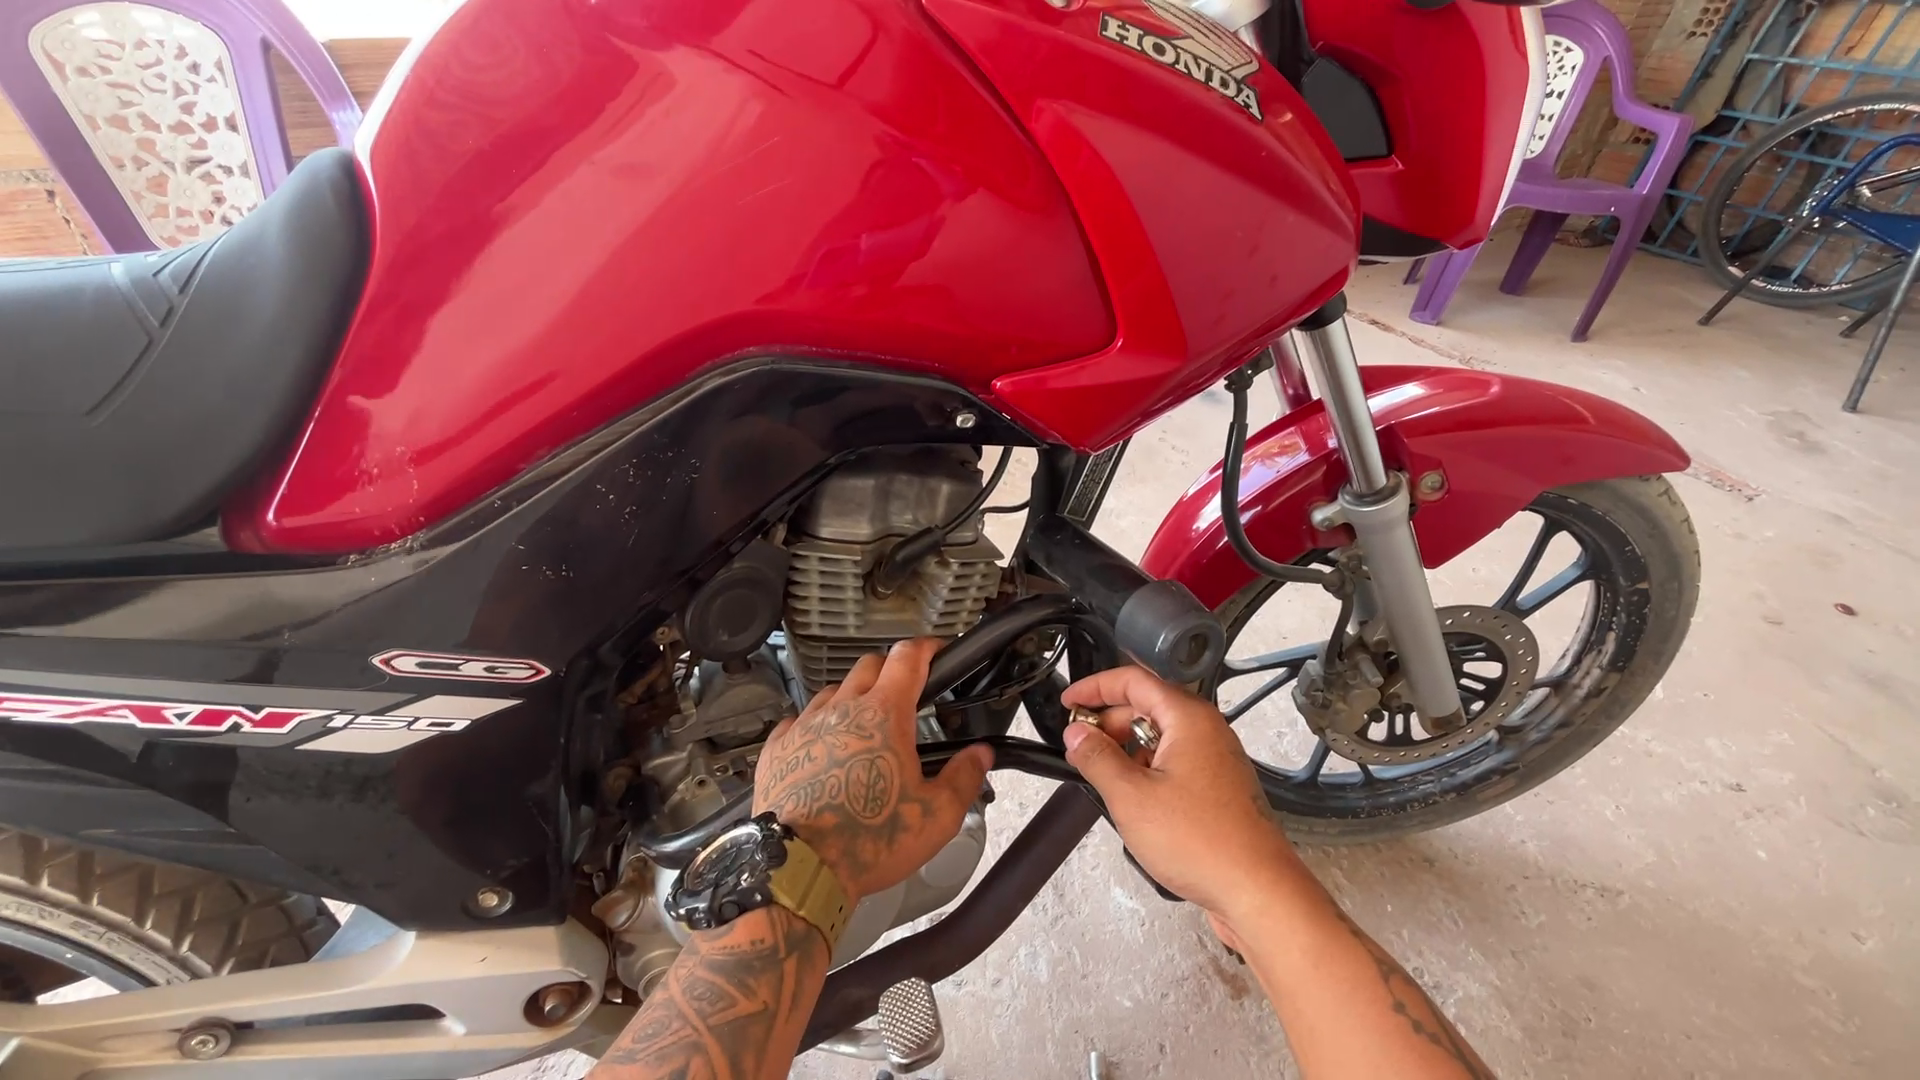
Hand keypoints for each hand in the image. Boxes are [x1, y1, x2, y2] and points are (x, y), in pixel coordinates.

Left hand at [754, 638, 992, 900]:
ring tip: (865, 724)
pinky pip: (798, 720)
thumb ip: (964, 777)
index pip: (907, 657)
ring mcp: (805, 725)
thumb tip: (981, 754)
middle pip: (869, 664)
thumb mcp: (936, 816)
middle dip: (891, 669)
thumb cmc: (870, 841)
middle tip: (906, 692)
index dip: (927, 647)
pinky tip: (823, 745)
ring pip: (833, 690)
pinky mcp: (778, 748)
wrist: (800, 868)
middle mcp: (842, 709)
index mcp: (884, 714)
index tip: (937, 649)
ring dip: (853, 696)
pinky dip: (816, 724)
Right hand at [1060, 666, 1297, 918]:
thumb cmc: (1201, 841)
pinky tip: (1134, 801)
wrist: (1257, 892)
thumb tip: (1076, 733)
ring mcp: (1215, 759)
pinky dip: (1147, 771)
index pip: (1133, 680)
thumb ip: (1096, 757)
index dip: (1095, 687)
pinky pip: (1174, 763)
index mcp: (1188, 718)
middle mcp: (1207, 730)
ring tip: (1104, 780)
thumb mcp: (1131, 796)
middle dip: (1108, 723)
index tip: (1068, 702)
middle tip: (1080, 748)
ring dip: (1127, 750)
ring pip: (1159, 737)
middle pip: (1146, 707)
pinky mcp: (1218, 788)